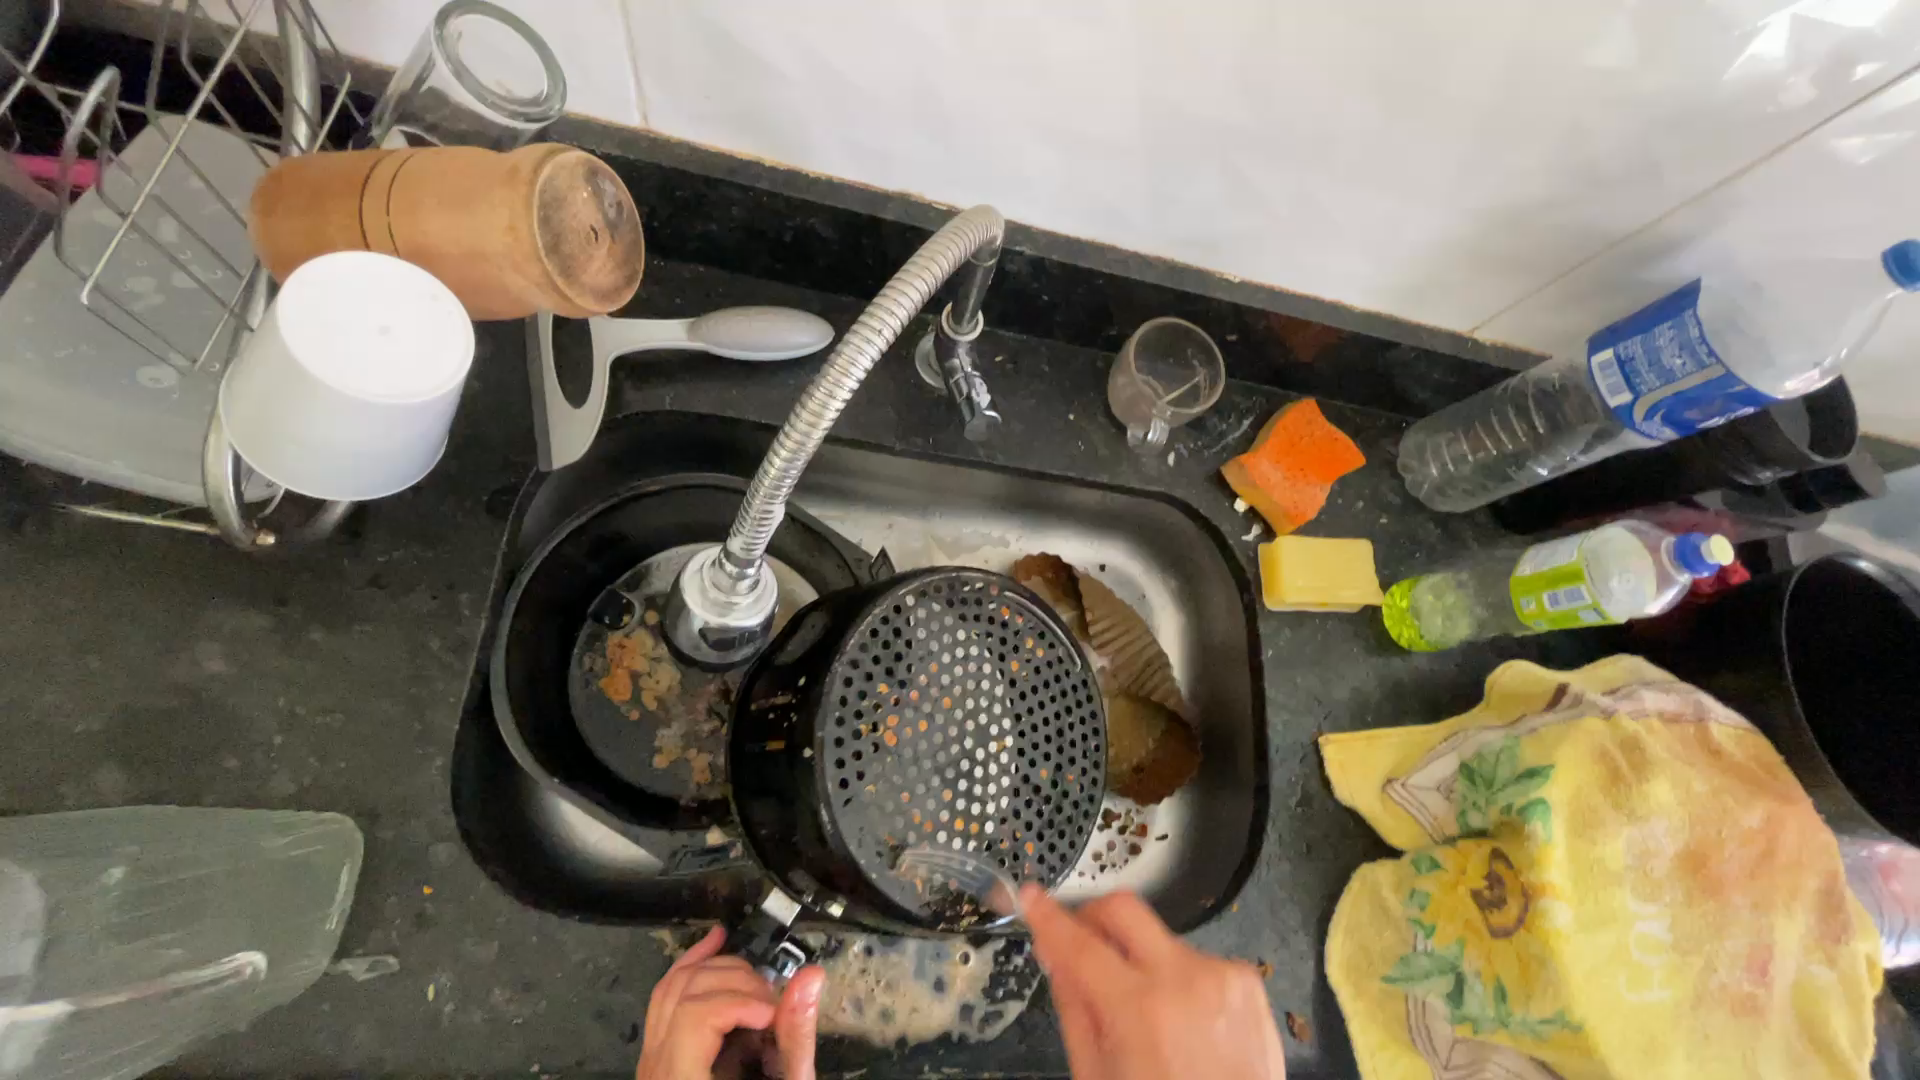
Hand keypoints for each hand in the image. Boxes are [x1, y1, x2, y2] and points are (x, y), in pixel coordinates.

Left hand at [635, 926, 825, 1079]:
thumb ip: (796, 1038)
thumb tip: (811, 974)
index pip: (698, 1014)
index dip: (741, 1001)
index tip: (775, 1015)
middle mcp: (654, 1070)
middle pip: (685, 993)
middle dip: (738, 984)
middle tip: (775, 1006)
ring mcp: (650, 1063)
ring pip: (671, 988)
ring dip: (718, 970)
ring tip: (759, 978)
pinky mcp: (657, 1057)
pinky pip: (664, 999)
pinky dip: (694, 967)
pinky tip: (718, 942)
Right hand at [1021, 885, 1285, 1079]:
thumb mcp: (1097, 1075)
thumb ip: (1074, 1006)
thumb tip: (1055, 953)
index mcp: (1141, 1011)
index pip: (1079, 945)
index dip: (1048, 916)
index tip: (1030, 897)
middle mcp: (1184, 980)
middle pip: (1123, 909)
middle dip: (1094, 917)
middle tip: (1081, 941)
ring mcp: (1220, 975)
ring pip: (1159, 937)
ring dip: (1141, 959)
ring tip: (1147, 1011)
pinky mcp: (1245, 980)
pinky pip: (1194, 958)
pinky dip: (1179, 979)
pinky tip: (1184, 1019)